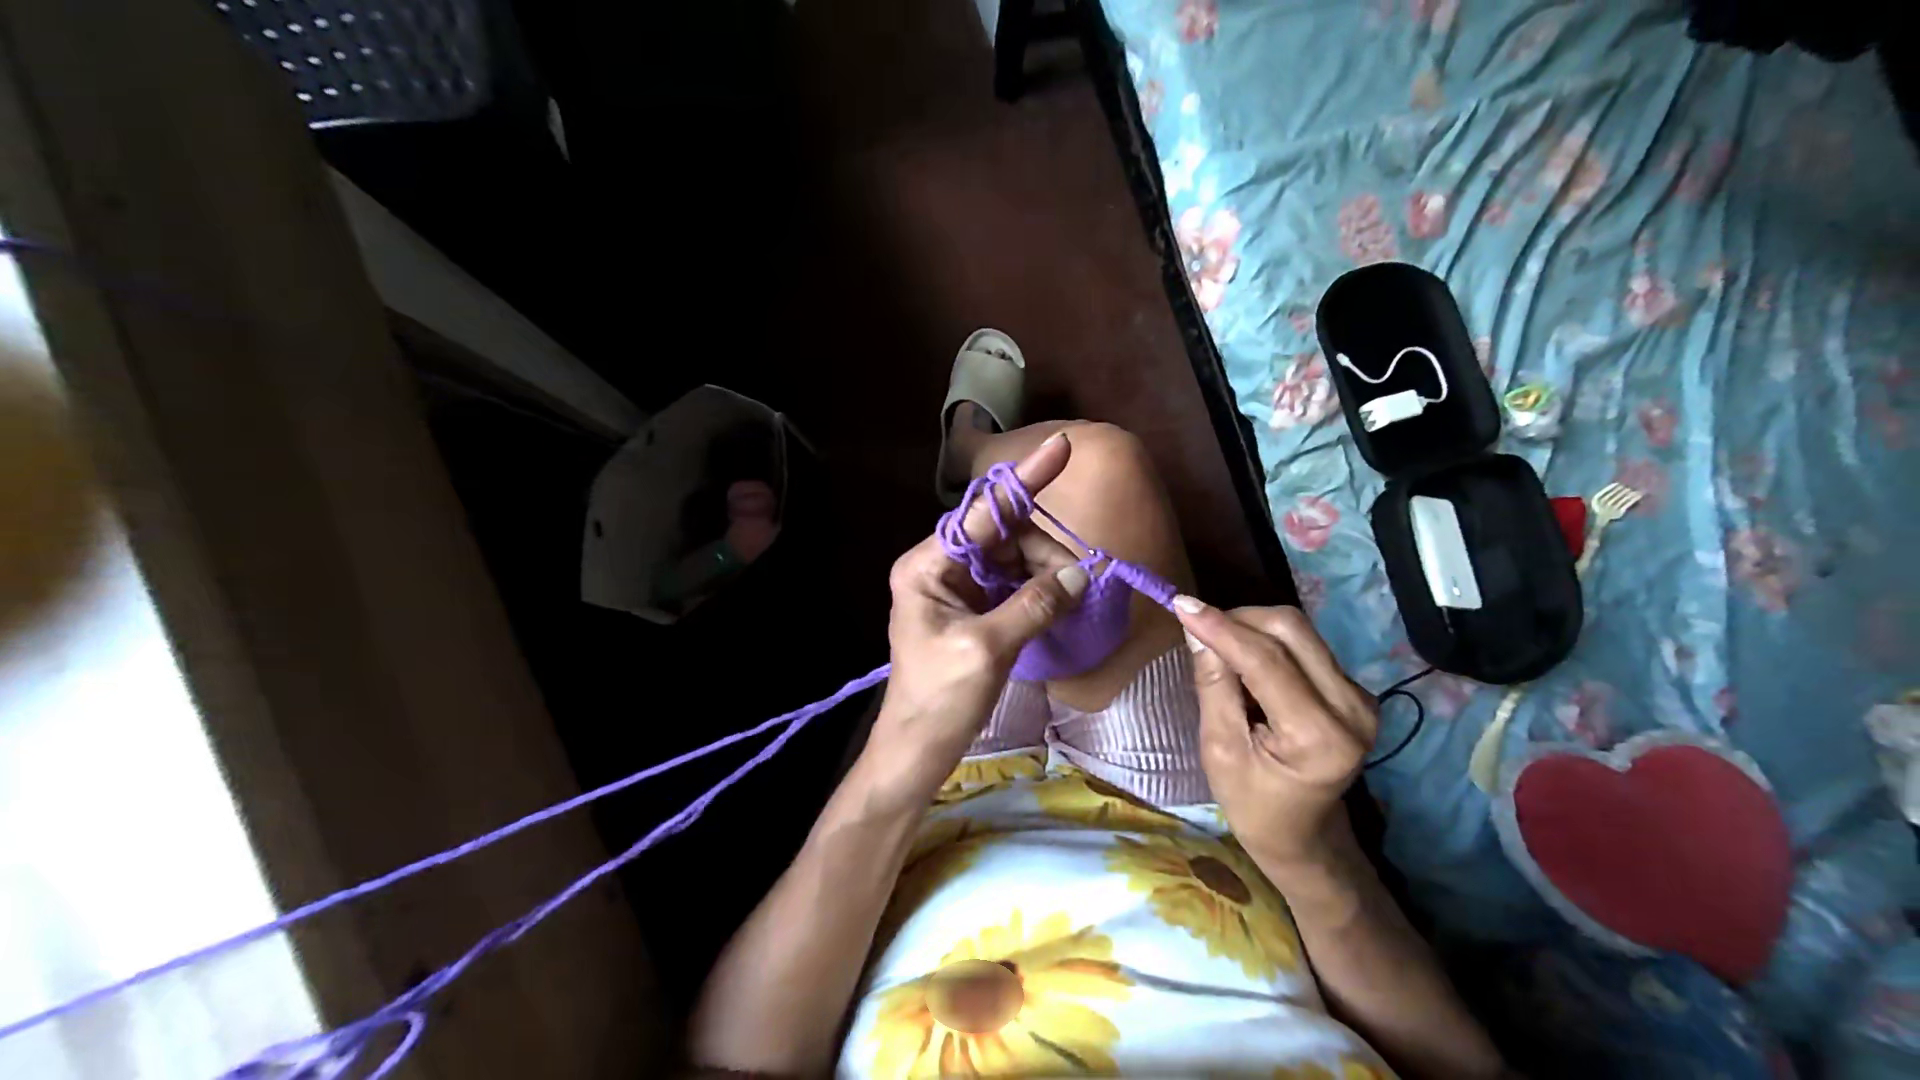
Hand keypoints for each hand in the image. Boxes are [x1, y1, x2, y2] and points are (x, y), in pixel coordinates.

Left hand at [865, 433, 1088, 805]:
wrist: (917, 749)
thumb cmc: (939, 700)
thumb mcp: (987, 650)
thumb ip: (1033, 606)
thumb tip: (1079, 575)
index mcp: (927, 566)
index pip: (983, 514)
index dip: (1025, 480)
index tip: (1061, 446)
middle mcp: (940, 566)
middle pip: (1003, 534)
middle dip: (1044, 550)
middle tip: (1079, 581)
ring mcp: (957, 588)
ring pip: (1012, 558)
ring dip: (1045, 571)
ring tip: (1071, 598)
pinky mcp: (973, 609)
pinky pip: (1012, 584)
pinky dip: (1038, 589)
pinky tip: (1059, 601)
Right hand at [1174, 602, 1377, 870]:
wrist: (1303, 833)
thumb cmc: (1252, 802)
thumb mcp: (1220, 750)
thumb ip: (1214, 686)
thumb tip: (1196, 630)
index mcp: (1319, 735)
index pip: (1266, 660)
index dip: (1221, 627)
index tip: (1181, 604)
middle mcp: (1352, 708)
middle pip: (1291, 630)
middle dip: (1238, 619)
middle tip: (1199, 629)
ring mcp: (1359, 696)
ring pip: (1298, 630)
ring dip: (1251, 627)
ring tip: (1220, 649)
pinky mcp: (1354, 689)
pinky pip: (1304, 644)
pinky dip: (1266, 641)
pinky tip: (1245, 663)